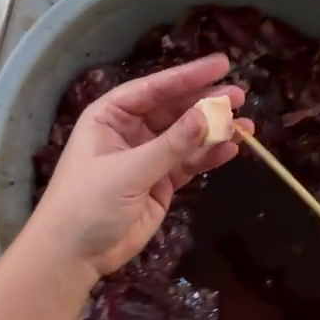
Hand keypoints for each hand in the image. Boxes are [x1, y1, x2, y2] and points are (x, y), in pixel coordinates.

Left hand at [24, 54, 242, 277]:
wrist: (72, 255)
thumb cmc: (87, 203)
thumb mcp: (128, 171)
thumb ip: (170, 145)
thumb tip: (206, 115)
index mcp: (111, 116)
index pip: (154, 89)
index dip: (188, 76)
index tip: (222, 65)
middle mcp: (130, 131)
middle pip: (174, 110)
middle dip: (206, 103)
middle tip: (240, 96)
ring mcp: (147, 158)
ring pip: (186, 137)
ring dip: (214, 131)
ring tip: (246, 125)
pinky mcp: (160, 184)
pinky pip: (189, 163)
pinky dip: (209, 156)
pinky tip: (232, 149)